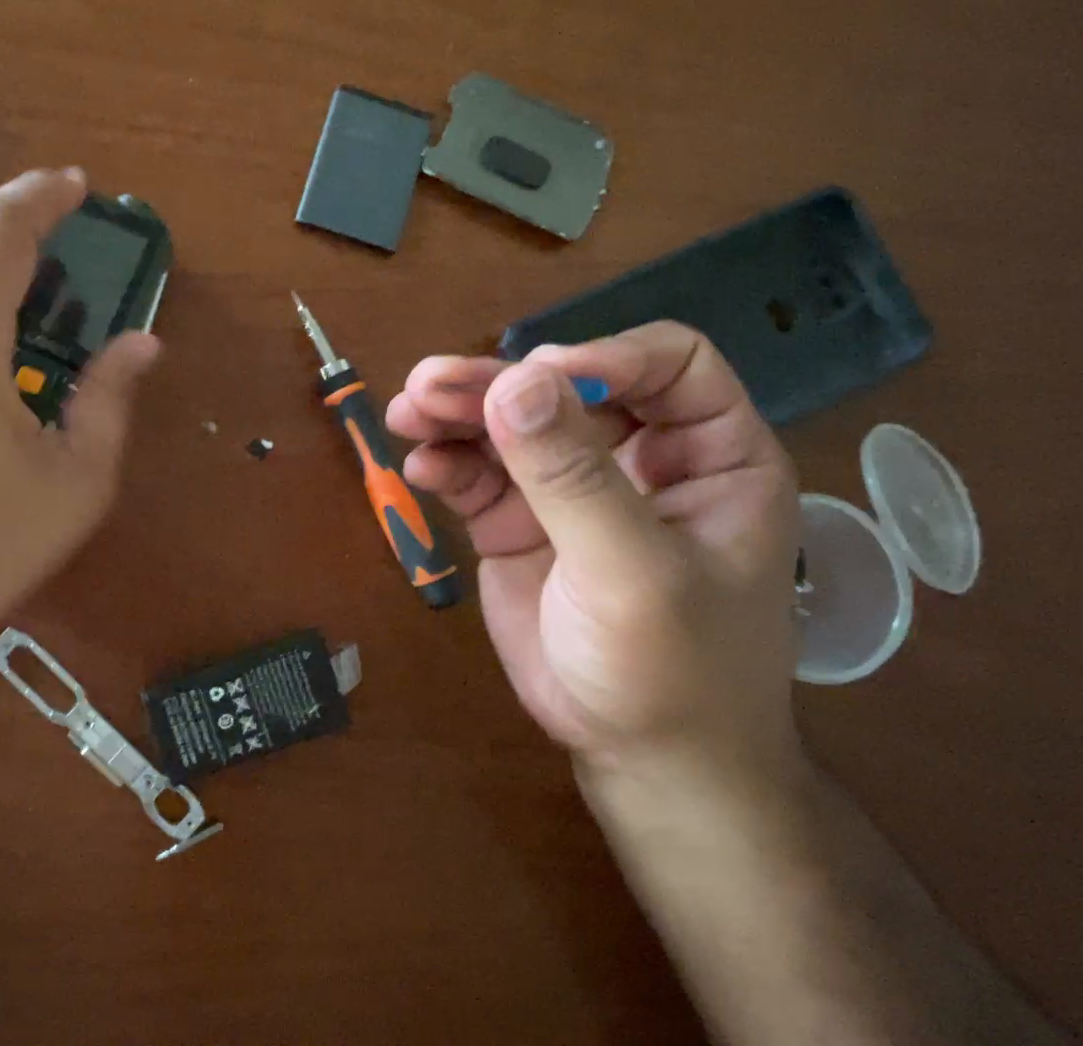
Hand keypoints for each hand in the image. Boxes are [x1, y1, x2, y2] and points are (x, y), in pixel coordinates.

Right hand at [385, 323, 799, 770]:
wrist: (640, 755)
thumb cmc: (672, 668)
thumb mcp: (630, 571)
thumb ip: (572, 476)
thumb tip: (511, 382)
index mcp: (709, 456)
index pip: (668, 367)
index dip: (602, 357)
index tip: (531, 378)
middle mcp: (638, 461)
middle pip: (564, 391)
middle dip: (497, 384)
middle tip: (426, 385)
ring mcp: (570, 495)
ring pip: (509, 429)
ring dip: (456, 416)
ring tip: (404, 413)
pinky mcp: (516, 527)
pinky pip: (476, 478)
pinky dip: (445, 466)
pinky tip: (420, 468)